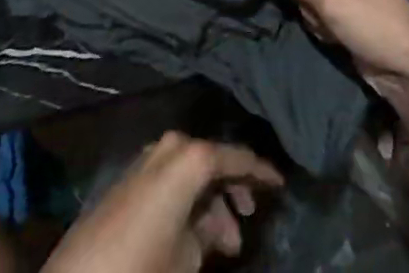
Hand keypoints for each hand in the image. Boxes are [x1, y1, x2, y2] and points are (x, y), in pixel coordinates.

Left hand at [40, 133, 282, 272]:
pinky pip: (170, 181)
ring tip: (221, 245)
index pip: (239, 158)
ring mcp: (146, 160)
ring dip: (210, 204)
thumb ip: (212, 231)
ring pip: (192, 173)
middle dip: (233, 193)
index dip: (263, 172)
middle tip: (246, 223)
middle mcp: (171, 146)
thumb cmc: (142, 266)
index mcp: (191, 157)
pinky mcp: (128, 178)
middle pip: (214, 162)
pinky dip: (187, 201)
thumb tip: (217, 226)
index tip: (281, 185)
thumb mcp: (188, 255)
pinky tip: (194, 232)